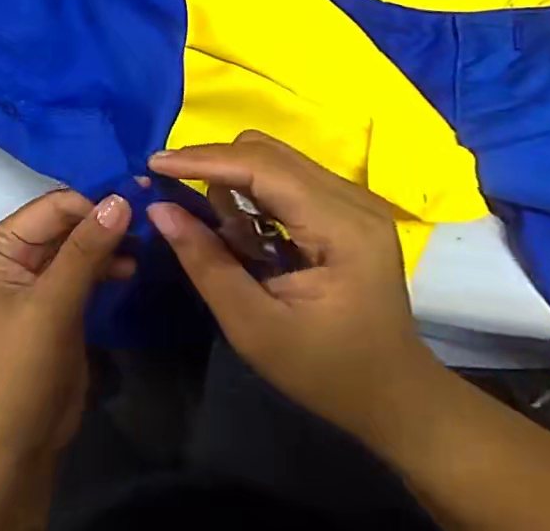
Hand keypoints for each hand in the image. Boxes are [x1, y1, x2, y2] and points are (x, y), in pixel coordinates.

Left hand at [0, 189, 133, 530]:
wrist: (17, 440)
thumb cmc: (22, 368)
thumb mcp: (53, 305)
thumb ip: (86, 251)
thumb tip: (120, 200)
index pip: (53, 206)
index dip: (94, 201)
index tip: (142, 199)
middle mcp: (15, 250)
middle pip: (67, 221)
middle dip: (105, 219)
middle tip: (153, 218)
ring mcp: (37, 275)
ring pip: (80, 243)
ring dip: (111, 242)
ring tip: (148, 244)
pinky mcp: (58, 298)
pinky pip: (86, 267)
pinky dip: (108, 264)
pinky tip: (133, 267)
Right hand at [145, 130, 444, 442]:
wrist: (395, 396)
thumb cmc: (326, 370)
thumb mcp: (253, 327)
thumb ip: (205, 262)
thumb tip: (159, 208)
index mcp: (341, 228)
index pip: (262, 167)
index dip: (204, 159)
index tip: (154, 164)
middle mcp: (352, 200)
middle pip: (265, 151)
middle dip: (211, 164)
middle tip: (172, 193)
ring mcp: (352, 199)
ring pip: (271, 156)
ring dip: (230, 178)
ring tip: (220, 230)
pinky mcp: (344, 206)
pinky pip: (282, 174)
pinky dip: (249, 190)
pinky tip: (243, 230)